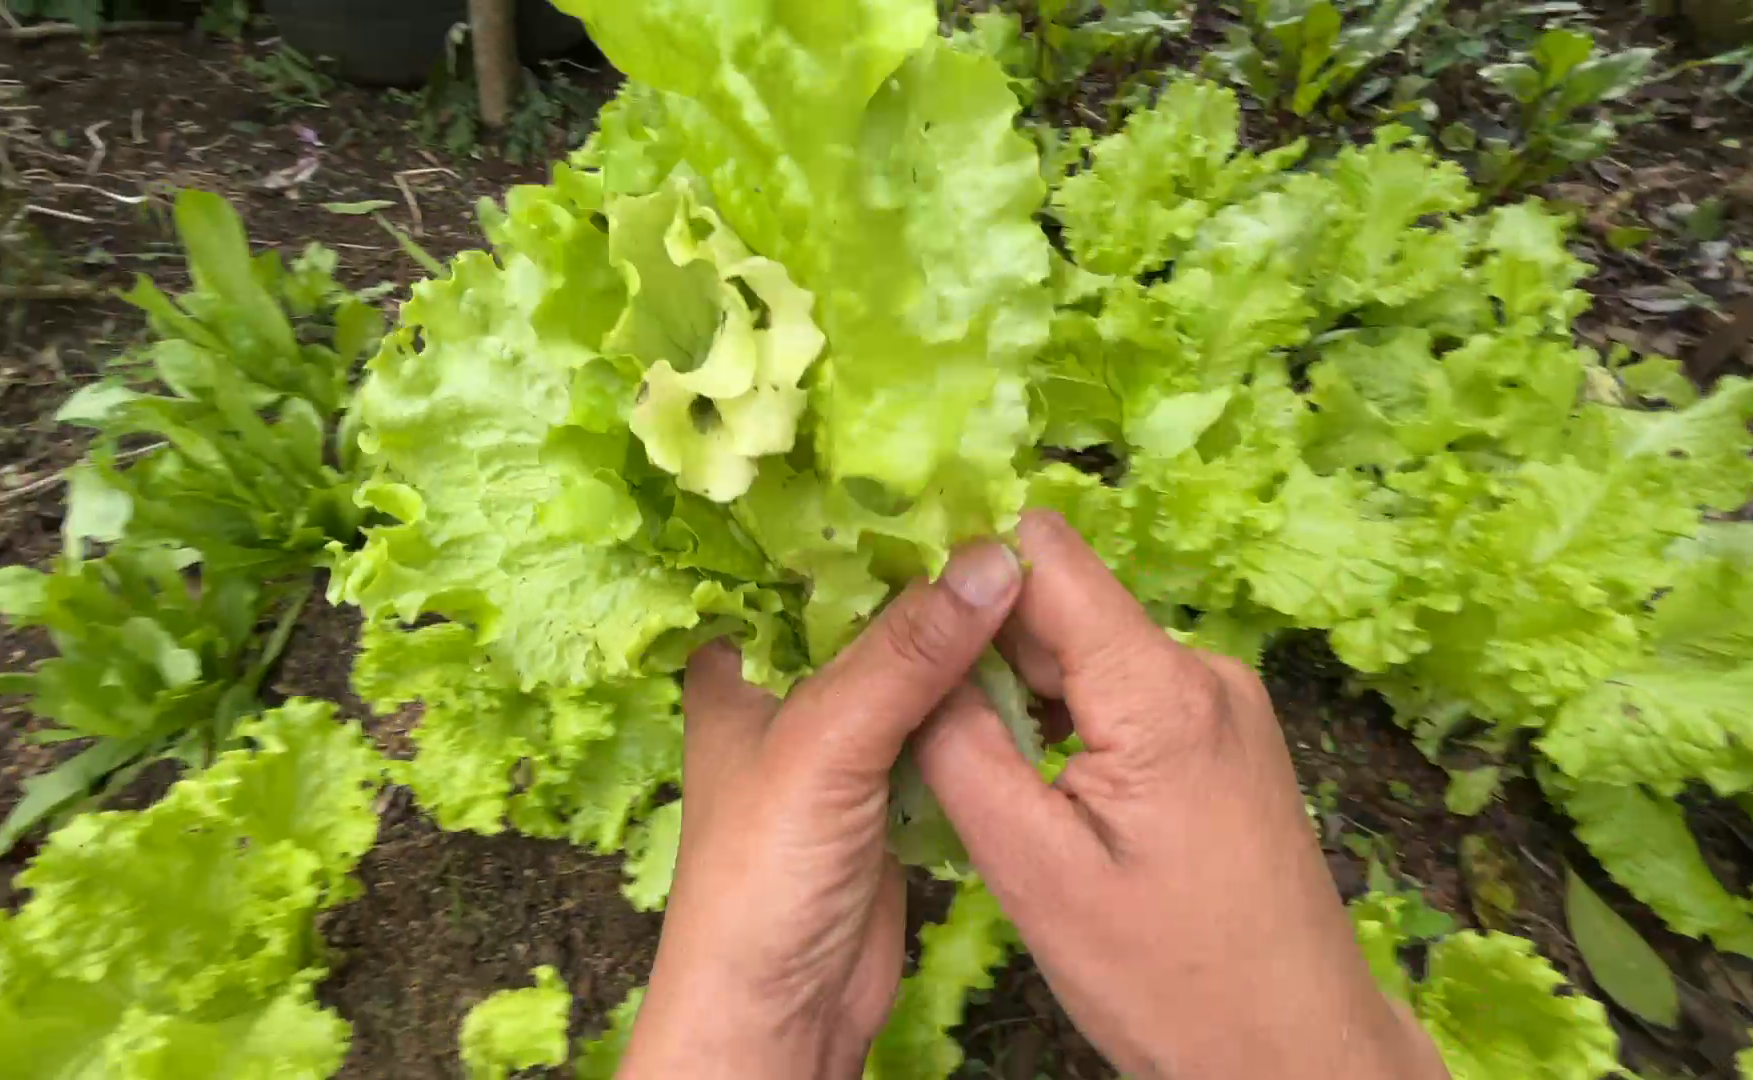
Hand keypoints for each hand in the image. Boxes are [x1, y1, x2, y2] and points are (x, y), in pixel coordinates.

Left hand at [620, 541, 1024, 1079]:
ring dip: (957, 629)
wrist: (785, 1008)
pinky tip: (1018, 649)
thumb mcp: (827, 745)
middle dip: (928, 573)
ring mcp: (840, 730)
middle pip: (865, 610)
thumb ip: (905, 654)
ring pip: (906, 661)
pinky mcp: (885, 774)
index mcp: (742, 657)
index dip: (865, 521)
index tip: (943, 476)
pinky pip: (934, 711)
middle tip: (1004, 516)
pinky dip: (972, 686)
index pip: (802, 565)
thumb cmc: (767, 868)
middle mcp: (786, 683)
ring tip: (1025, 569)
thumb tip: (993, 556)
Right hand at [913, 511, 1446, 1079]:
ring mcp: (1214, 693)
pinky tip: (1035, 764)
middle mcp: (1197, 665)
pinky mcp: (1213, 724)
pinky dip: (1056, 705)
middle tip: (926, 704)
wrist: (1299, 1058)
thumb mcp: (1028, 864)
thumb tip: (914, 653)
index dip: (966, 565)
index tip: (904, 607)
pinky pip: (1110, 681)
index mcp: (1156, 688)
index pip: (1044, 556)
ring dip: (1016, 679)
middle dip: (982, 639)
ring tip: (977, 747)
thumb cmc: (1161, 975)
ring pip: (1078, 643)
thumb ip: (957, 739)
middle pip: (1057, 602)